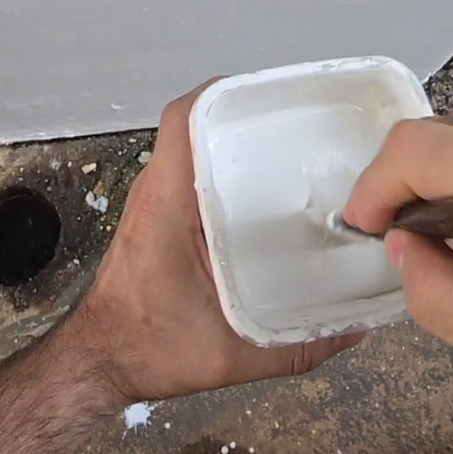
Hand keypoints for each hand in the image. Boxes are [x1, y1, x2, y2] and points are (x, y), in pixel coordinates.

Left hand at [57, 84, 364, 406]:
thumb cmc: (151, 347)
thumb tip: (354, 328)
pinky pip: (186, 170)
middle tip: (294, 124)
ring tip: (284, 150)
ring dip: (228, 139)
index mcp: (168, 201)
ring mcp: (152, 199)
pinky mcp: (154, 214)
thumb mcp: (231, 355)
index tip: (267, 94)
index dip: (220, 93)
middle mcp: (156, 189)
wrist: (97, 361)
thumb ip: (296, 346)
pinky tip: (257, 191)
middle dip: (240, 114)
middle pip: (191, 124)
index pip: (181, 119)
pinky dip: (218, 166)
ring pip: (188, 145)